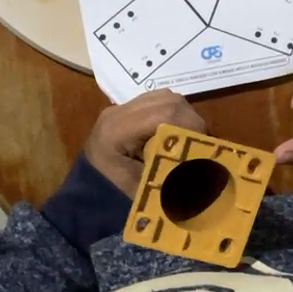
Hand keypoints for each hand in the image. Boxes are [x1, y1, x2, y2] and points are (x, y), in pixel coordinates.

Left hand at [84, 89, 206, 196]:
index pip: (164, 114)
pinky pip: (159, 100)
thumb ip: (170, 170)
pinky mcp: (127, 108)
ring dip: (184, 115)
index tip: (203, 146)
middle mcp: (118, 112)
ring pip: (166, 97)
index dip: (189, 126)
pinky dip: (175, 113)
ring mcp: (121, 107)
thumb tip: (203, 161)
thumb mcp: (144, 186)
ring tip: (189, 138)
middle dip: (191, 121)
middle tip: (200, 143)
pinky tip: (175, 132)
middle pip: (167, 101)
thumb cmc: (114, 194)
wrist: (89, 189)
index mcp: (116, 130)